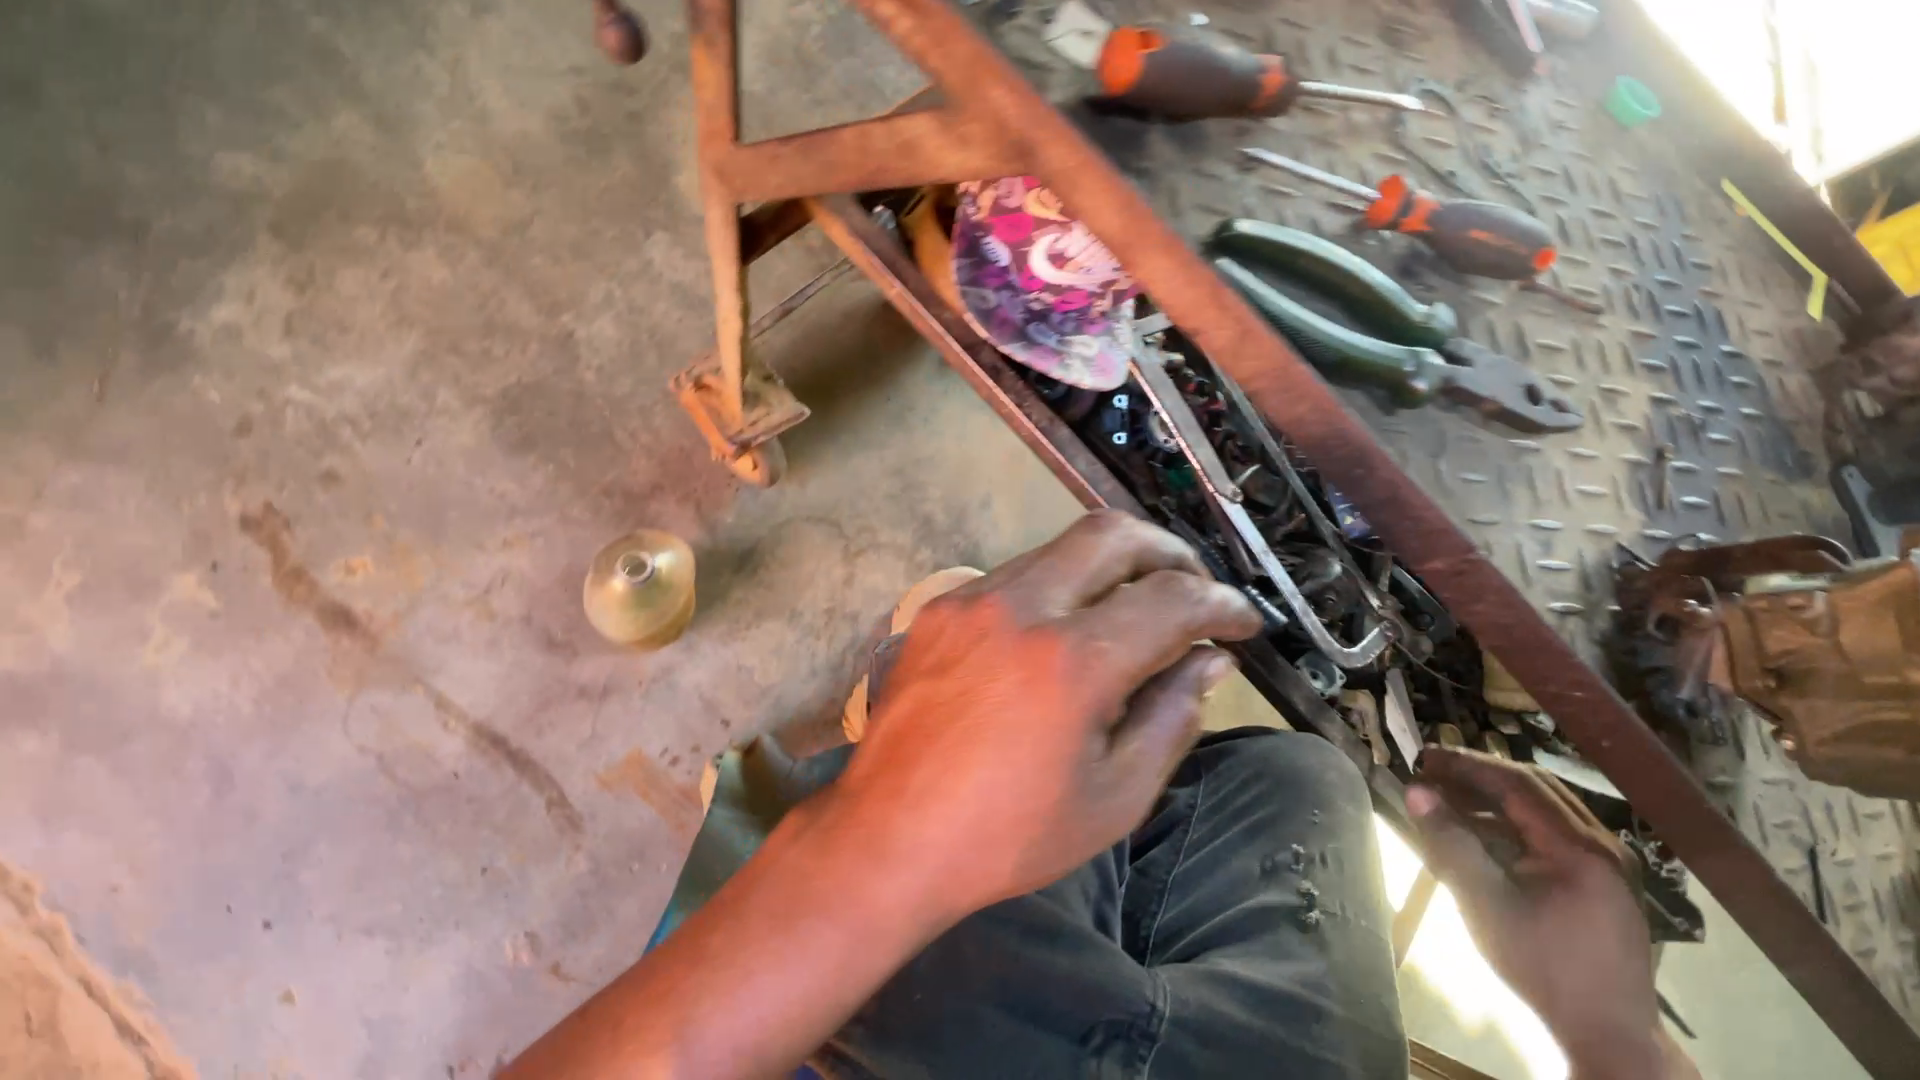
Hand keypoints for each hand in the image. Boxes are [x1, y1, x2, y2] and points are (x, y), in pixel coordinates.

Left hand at [827, 511, 1261, 918]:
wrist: (887, 838)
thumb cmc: (1008, 834)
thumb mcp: (1114, 796)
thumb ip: (1171, 717)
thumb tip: (1210, 660)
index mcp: (1071, 660)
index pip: (1171, 598)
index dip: (1220, 604)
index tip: (1240, 624)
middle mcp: (1019, 607)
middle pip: (1112, 534)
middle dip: (1169, 553)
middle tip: (1194, 591)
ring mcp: (970, 600)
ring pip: (1059, 547)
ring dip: (1110, 565)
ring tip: (1134, 610)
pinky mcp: (937, 610)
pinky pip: (1015, 573)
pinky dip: (1058, 585)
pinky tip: (1065, 629)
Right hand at [1407, 748, 1686, 1078]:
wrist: (1610, 1034)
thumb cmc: (1543, 968)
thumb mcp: (1486, 905)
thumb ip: (1451, 844)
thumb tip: (1416, 792)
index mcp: (1580, 847)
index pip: (1517, 783)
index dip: (1466, 766)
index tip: (1423, 758)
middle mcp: (1601, 844)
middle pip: (1535, 789)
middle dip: (1480, 775)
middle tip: (1432, 773)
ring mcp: (1608, 863)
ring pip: (1544, 809)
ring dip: (1494, 798)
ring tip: (1448, 799)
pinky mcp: (1603, 882)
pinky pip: (1552, 834)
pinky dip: (1512, 823)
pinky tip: (1481, 835)